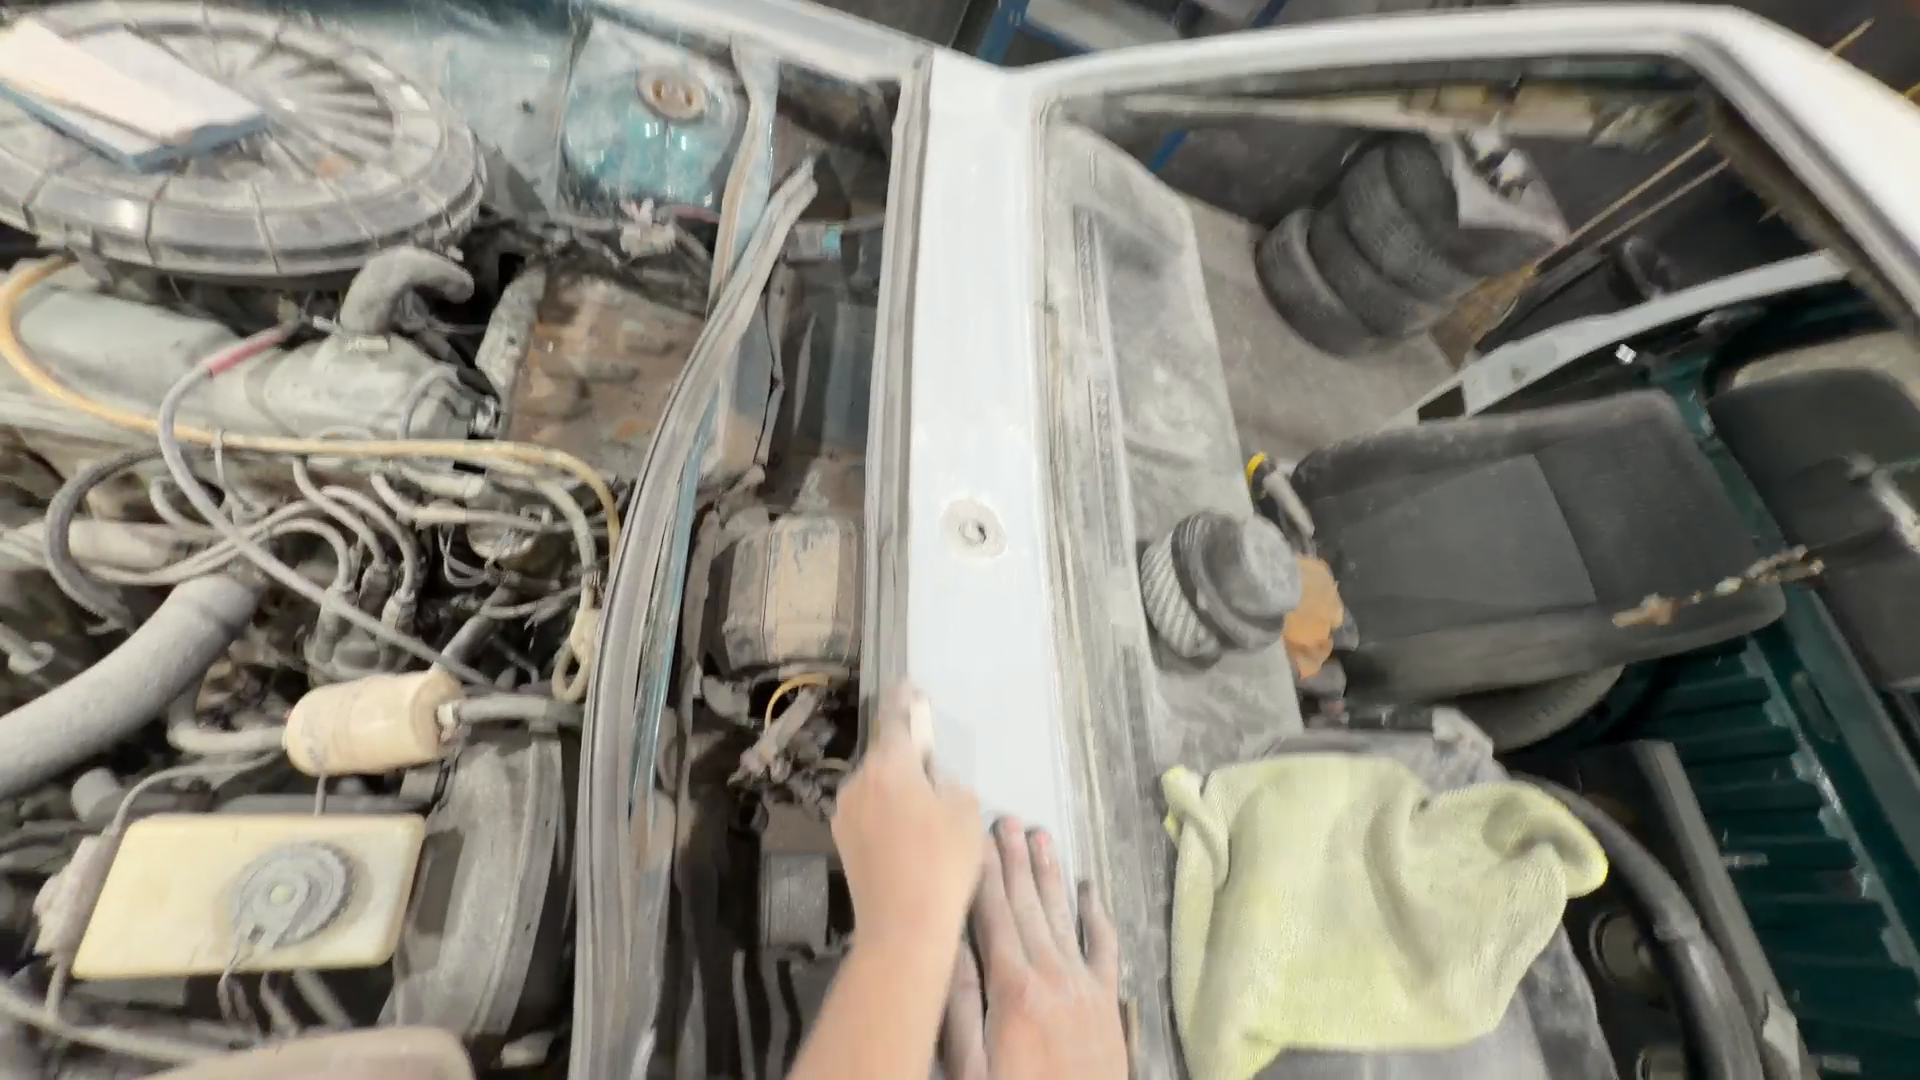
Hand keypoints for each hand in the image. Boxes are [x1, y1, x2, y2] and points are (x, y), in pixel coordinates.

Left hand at [832, 683, 984, 950]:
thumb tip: (929, 777)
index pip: (896, 719)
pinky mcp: (842, 839)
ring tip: (923, 812)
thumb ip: (946, 779)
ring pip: (875, 784)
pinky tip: (906, 834)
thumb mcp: (964, 810)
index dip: (905, 700)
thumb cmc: (943, 863)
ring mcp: (845, 811)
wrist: (903, 929)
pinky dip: (886, 810)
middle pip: (885, 754)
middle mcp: (859, 780)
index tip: (909, 687)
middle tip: (932, 767)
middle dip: (906, 754)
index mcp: (889, 765)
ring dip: (895, 785)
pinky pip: (868, 809)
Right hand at [944, 818, 1127, 1079]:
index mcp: (1013, 988)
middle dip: (1015, 860)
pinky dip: (1096, 913)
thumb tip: (950, 943)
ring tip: (1040, 836)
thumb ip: (960, 1004)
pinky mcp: (1107, 1003)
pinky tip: (1088, 888)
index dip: (984, 873)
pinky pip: (1104, 947)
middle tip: (1008, 821)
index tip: (976, 836)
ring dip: (1048, 873)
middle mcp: (1052, 975)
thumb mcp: (970, 1069)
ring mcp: (1085, 986)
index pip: (994, 914)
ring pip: (1062, 914)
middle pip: (1027, 904)